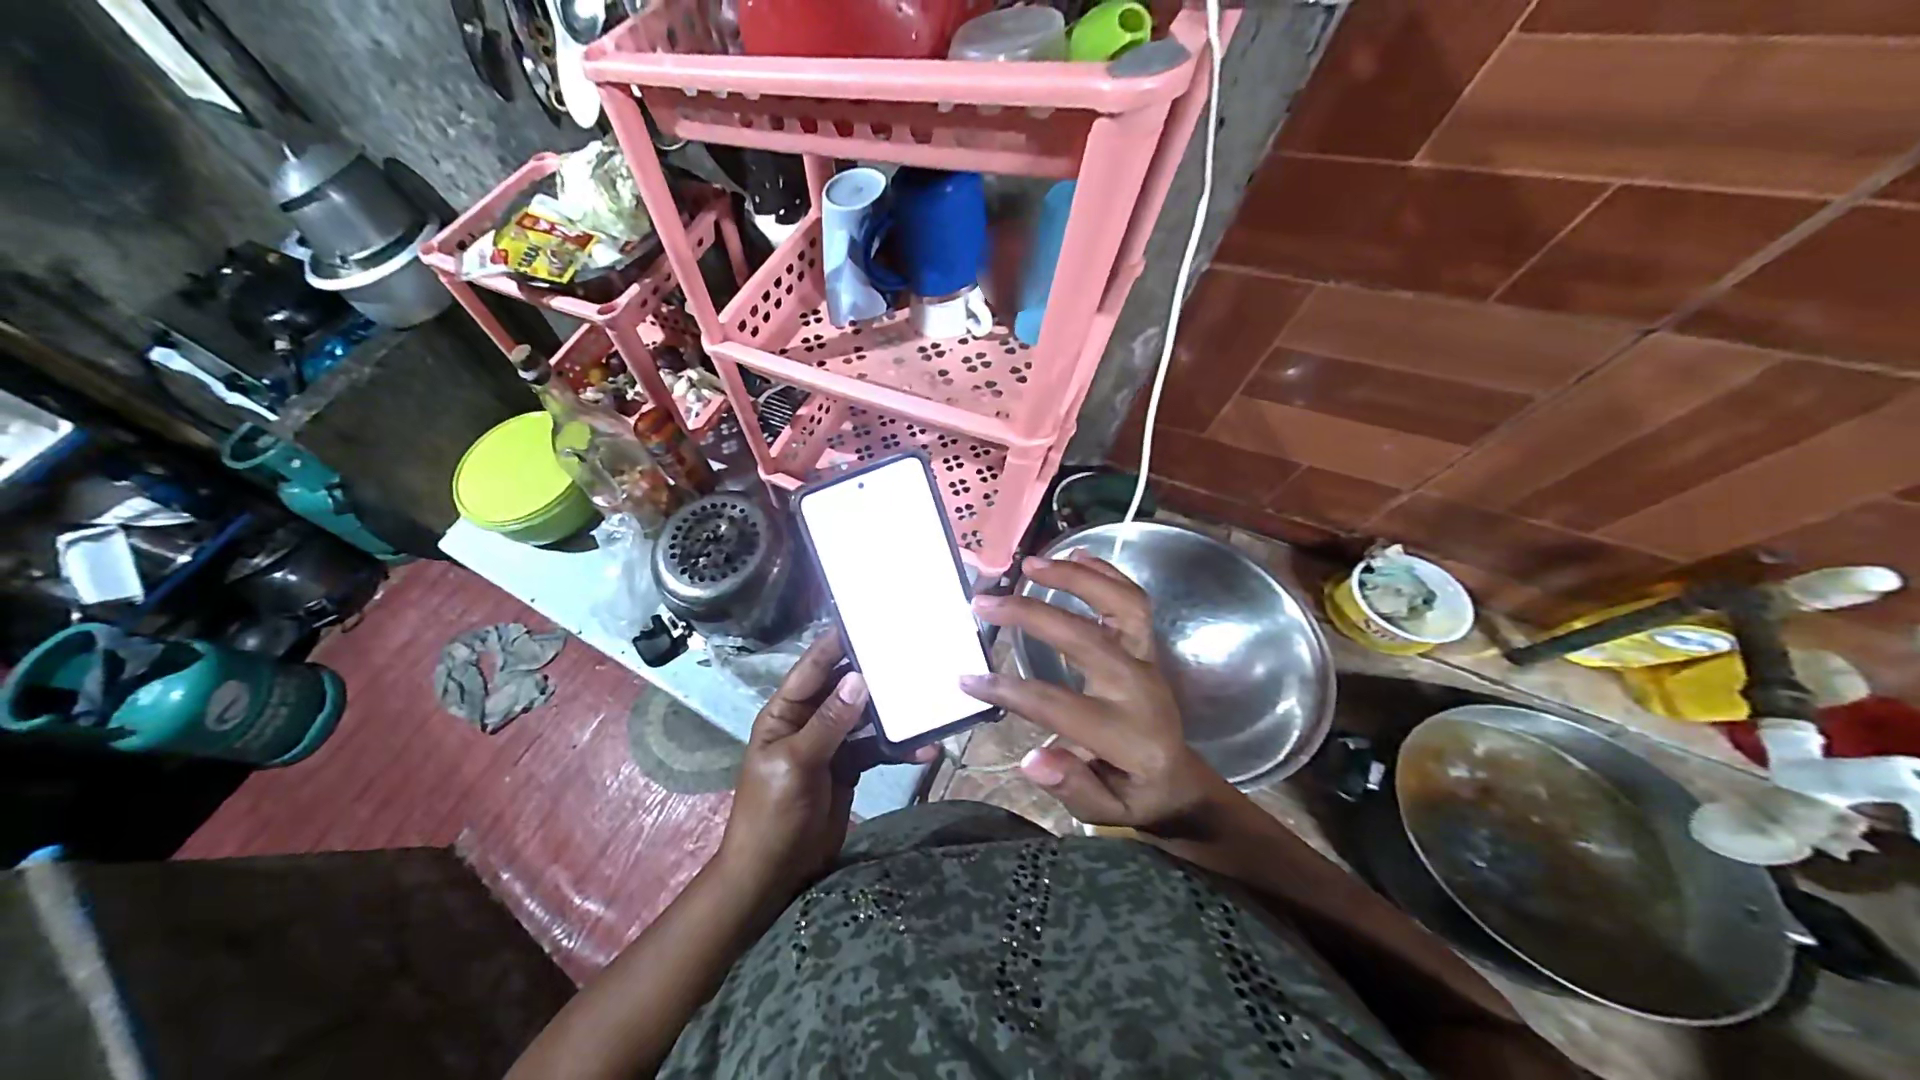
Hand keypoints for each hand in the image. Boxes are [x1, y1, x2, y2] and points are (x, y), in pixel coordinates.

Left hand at [717, 630, 934, 898]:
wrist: (774, 875)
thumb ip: (829, 722)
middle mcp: (808, 722)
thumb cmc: (772, 814)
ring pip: (866, 719)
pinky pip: (877, 750)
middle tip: (911, 653)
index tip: (867, 619)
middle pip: (844, 689)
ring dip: (892, 714)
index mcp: (784, 714)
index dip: (836, 644)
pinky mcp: (850, 768)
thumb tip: (859, 678)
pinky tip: (925, 750)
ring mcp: (831, 746)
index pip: (812, 669)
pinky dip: (899, 750)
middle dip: (874, 674)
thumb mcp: (796, 763)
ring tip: (926, 700)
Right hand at [960, 551, 1234, 834]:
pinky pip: (1133, 600)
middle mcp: (1140, 688)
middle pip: (1087, 639)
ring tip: (1030, 565)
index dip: (1009, 692)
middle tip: (985, 602)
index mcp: (1127, 735)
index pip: (1059, 706)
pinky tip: (1073, 554)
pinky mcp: (1147, 646)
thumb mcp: (1103, 810)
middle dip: (1032, 615)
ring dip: (1075, 578)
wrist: (1177, 777)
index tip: (967, 679)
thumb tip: (1030, 761)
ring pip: (1122, 605)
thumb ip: (1071, 786)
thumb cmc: (1132, 793)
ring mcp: (1148, 660)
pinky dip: (1104, 572)